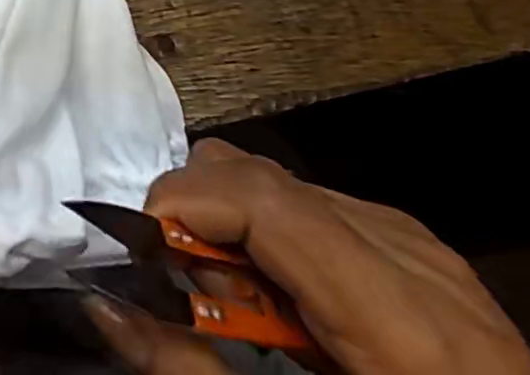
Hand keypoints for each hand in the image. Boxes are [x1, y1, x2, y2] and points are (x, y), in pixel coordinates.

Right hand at [83, 140, 529, 374]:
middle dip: (197, 212)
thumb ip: (193, 366)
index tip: (138, 249)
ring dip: (231, 225)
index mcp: (402, 317)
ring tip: (232, 302)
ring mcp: (420, 246)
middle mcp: (409, 252)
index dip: (186, 202)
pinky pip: (319, 209)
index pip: (267, 199)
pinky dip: (274, 237)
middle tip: (178, 288)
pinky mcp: (421, 251)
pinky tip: (284, 303)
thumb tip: (108, 303)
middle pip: (264, 174)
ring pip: (283, 182)